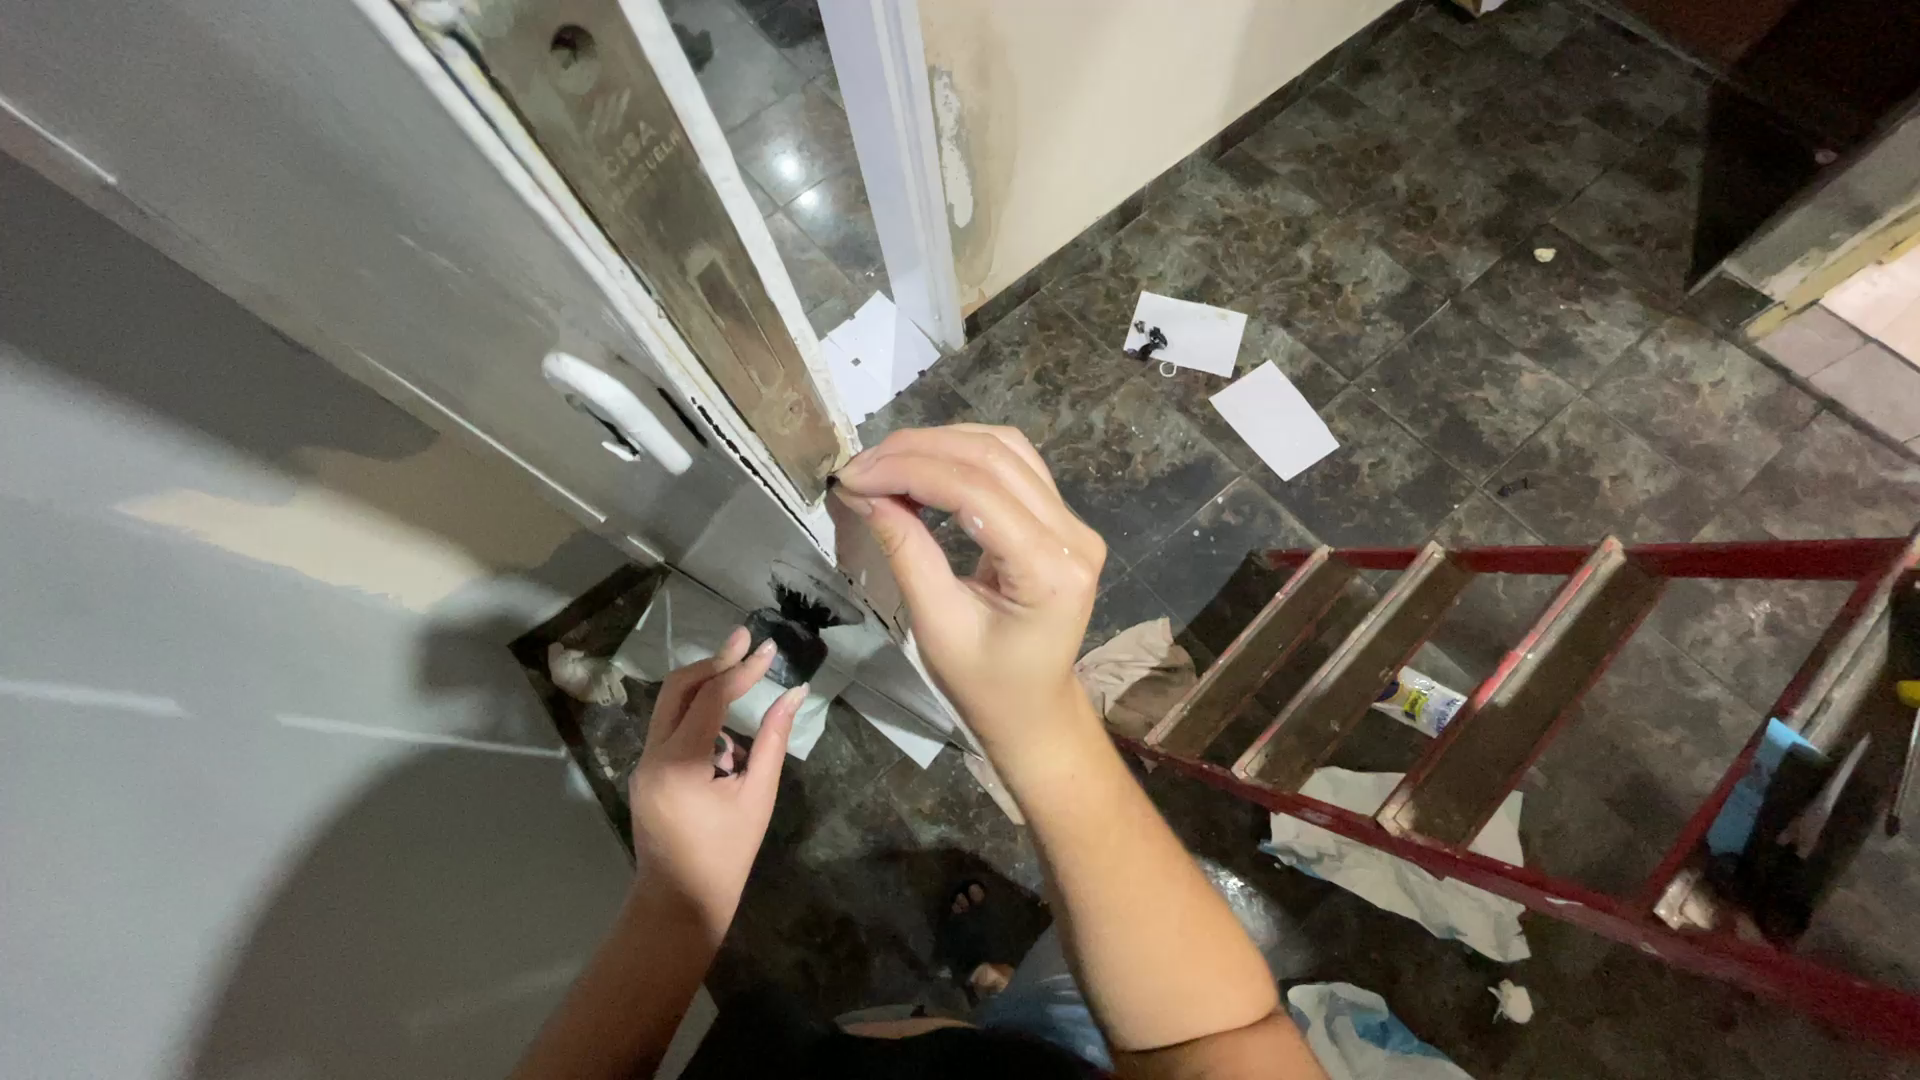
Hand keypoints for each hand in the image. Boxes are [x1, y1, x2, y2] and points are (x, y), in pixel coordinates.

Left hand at [626, 629, 806, 939]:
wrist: (679, 903)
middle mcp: (653, 754)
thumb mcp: (758, 795)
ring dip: (705, 684)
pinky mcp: (646, 772)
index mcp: (681, 761)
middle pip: (678, 687)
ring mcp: (644, 763)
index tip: (770, 648)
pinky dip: (698, 715)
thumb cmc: (727, 854)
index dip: (742, 669)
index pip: (711, 697)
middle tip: (745, 639)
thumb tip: (794, 693)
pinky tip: (729, 738)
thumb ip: (773, 739)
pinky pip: (670, 728)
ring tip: (743, 676)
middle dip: (714, 660)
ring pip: (669, 704)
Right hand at [831, 425, 1104, 769]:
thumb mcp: (938, 625)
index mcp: (1050, 570)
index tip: (852, 476)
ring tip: (884, 462)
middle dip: (918, 451)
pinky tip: (924, 465)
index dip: (908, 472)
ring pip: (1004, 448)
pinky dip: (963, 454)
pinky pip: (1014, 463)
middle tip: (860, 466)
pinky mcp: (1062, 518)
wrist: (1033, 706)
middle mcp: (1073, 534)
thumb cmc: (985, 684)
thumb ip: (906, 551)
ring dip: (940, 444)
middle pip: (993, 457)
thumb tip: (863, 492)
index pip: (975, 491)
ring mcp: (1074, 522)